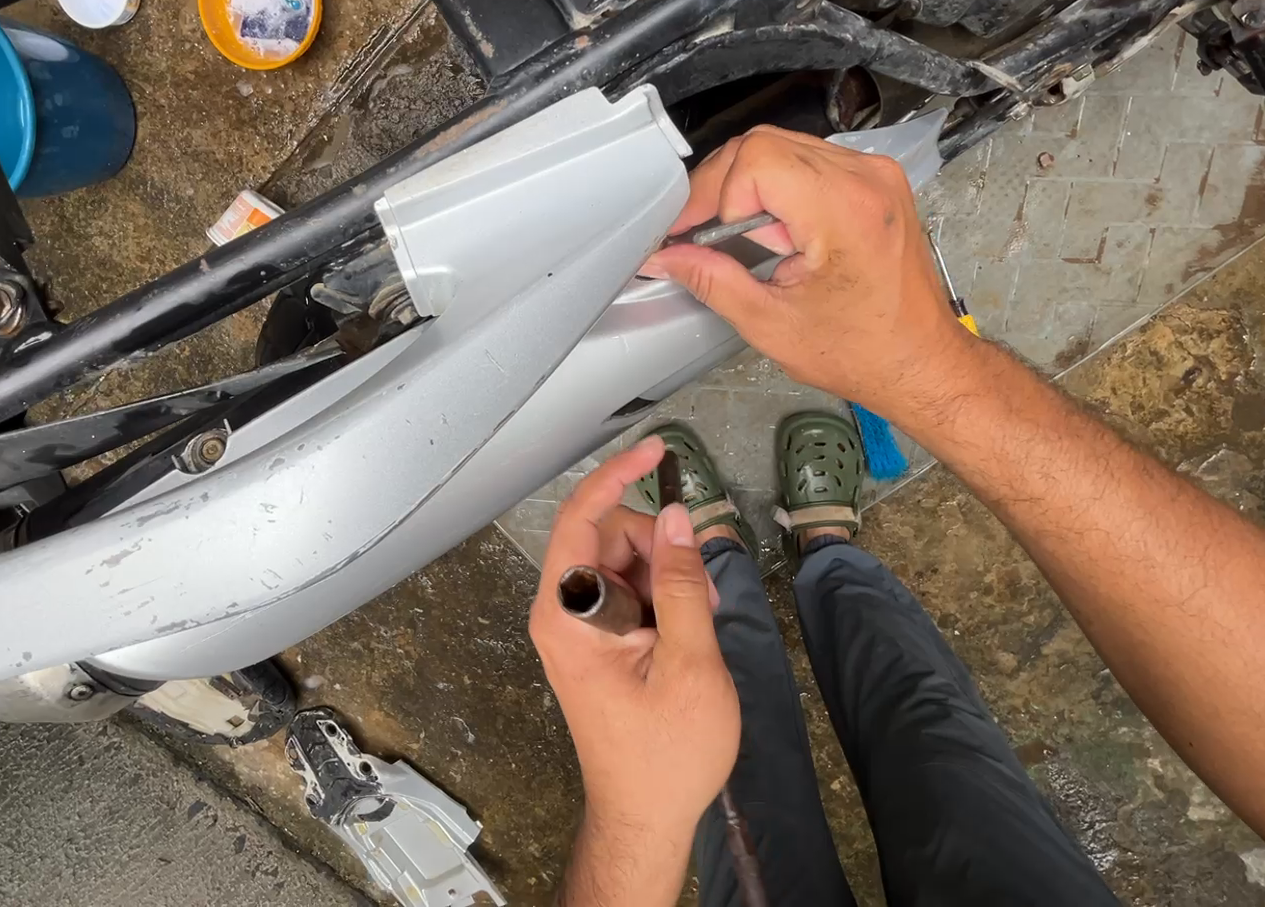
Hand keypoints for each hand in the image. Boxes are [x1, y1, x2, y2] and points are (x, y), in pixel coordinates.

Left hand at [529, 436, 738, 846]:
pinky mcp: (595, 633)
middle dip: (660, 547)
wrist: (645, 815)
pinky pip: (628, 585)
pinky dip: (661, 593)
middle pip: (608, 534)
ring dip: (667, 573)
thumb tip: (678, 517)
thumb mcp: (690, 663)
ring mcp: (578, 621)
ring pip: (623, 557)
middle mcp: (562, 608)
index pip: (581, 517)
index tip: (655, 450)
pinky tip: (686, 627)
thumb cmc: (665, 754)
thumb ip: (682, 583)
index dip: (617, 475)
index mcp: (567, 613)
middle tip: (702, 592)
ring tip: (699, 620)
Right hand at [646, 125, 980, 428]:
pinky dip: (772, 188)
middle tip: (699, 234)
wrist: (918, 360)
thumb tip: (667, 257)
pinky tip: (769, 230)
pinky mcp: (871, 181)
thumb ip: (711, 280)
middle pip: (763, 144)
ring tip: (738, 238)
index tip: (692, 232)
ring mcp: (872, 174)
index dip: (714, 195)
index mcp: (843, 210)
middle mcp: (864, 179)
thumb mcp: (769, 323)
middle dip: (719, 189)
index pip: (755, 159)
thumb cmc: (862, 350)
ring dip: (744, 188)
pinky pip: (804, 160)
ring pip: (780, 146)